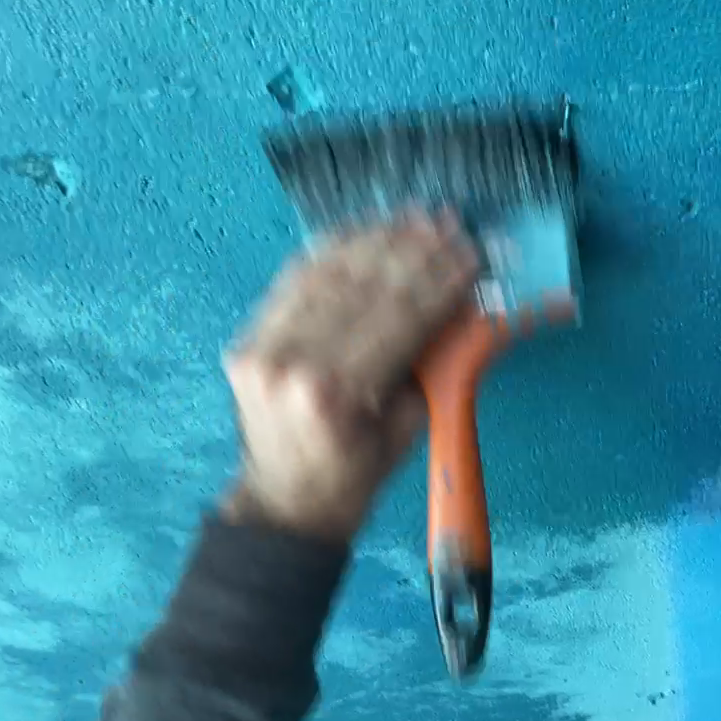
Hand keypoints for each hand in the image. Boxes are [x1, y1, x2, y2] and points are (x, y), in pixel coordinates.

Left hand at [221, 214, 478, 543]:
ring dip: (377, 241)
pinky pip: (296, 280)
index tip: (470, 254)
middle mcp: (290, 361)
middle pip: (364, 288)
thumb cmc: (357, 474)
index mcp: (334, 392)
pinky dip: (333, 250)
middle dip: (414, 251)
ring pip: (328, 274)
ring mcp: (262, 346)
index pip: (400, 317)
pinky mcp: (249, 337)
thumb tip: (458, 303)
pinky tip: (364, 230)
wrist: (286, 501)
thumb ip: (429, 361)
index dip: (440, 281)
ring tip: (414, 219)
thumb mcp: (410, 423)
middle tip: (448, 225)